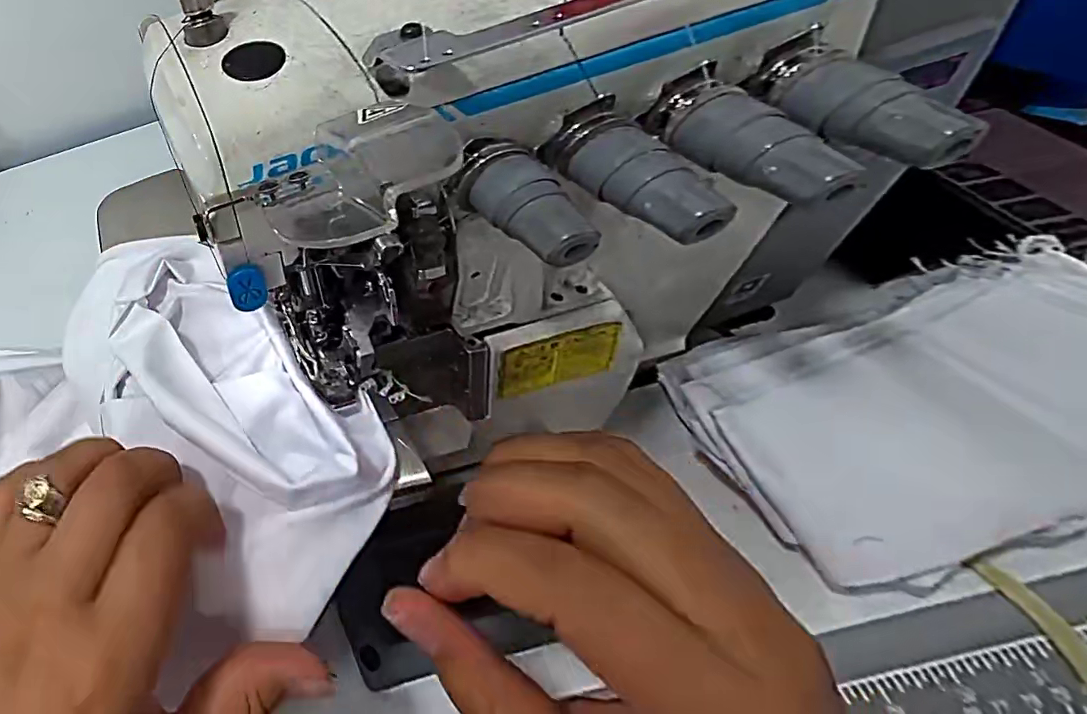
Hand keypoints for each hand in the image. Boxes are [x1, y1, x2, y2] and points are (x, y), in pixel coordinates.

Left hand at [0, 438, 335, 713]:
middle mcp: (50, 597)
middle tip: (178, 500)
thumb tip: (311, 662)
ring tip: (131, 487)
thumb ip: (235, 699)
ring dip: (104, 461)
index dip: (196, 509)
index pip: (162, 530)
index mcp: (106, 652)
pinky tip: (70, 493)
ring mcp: (2, 578)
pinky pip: (4, 493)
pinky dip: (43, 473)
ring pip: (58, 472)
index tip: (209, 530)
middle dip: (160, 472)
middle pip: (114, 484)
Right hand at [380, 432, 842, 712]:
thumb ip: (483, 687)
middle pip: (591, 498)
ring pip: (611, 464)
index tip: (436, 580)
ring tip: (488, 510)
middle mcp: (740, 618)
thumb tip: (409, 607)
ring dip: (526, 467)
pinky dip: (563, 458)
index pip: (567, 579)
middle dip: (498, 499)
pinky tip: (531, 490)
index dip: (479, 562)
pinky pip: (633, 466)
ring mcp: (736, 572)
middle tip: (461, 539)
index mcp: (710, 693)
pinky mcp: (719, 549)